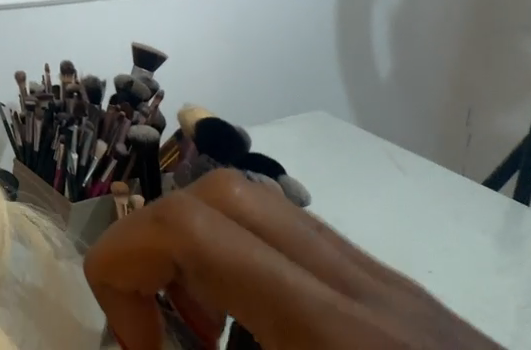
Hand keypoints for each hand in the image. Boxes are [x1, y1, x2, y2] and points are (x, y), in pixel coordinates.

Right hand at [85, 170, 502, 349]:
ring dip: (199, 251)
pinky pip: (297, 243)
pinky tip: (256, 336)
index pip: (191, 232)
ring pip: (260, 207)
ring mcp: (391, 290)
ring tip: (203, 330)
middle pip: (221, 195)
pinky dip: (247, 267)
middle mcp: (365, 291)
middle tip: (158, 324)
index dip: (125, 271)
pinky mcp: (405, 303)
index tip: (137, 348)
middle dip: (156, 245)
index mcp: (340, 338)